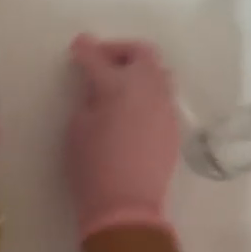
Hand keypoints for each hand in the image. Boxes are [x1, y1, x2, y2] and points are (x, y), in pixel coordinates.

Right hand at [65, 34, 179, 238]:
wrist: (126, 205)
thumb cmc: (91, 166)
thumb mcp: (77, 127)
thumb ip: (89, 98)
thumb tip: (97, 86)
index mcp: (117, 86)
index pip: (98, 58)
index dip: (86, 49)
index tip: (78, 46)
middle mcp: (148, 89)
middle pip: (142, 54)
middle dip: (120, 51)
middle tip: (100, 61)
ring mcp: (165, 107)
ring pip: (158, 73)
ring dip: (138, 70)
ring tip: (118, 84)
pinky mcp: (173, 125)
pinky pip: (162, 95)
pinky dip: (146, 91)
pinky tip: (130, 108)